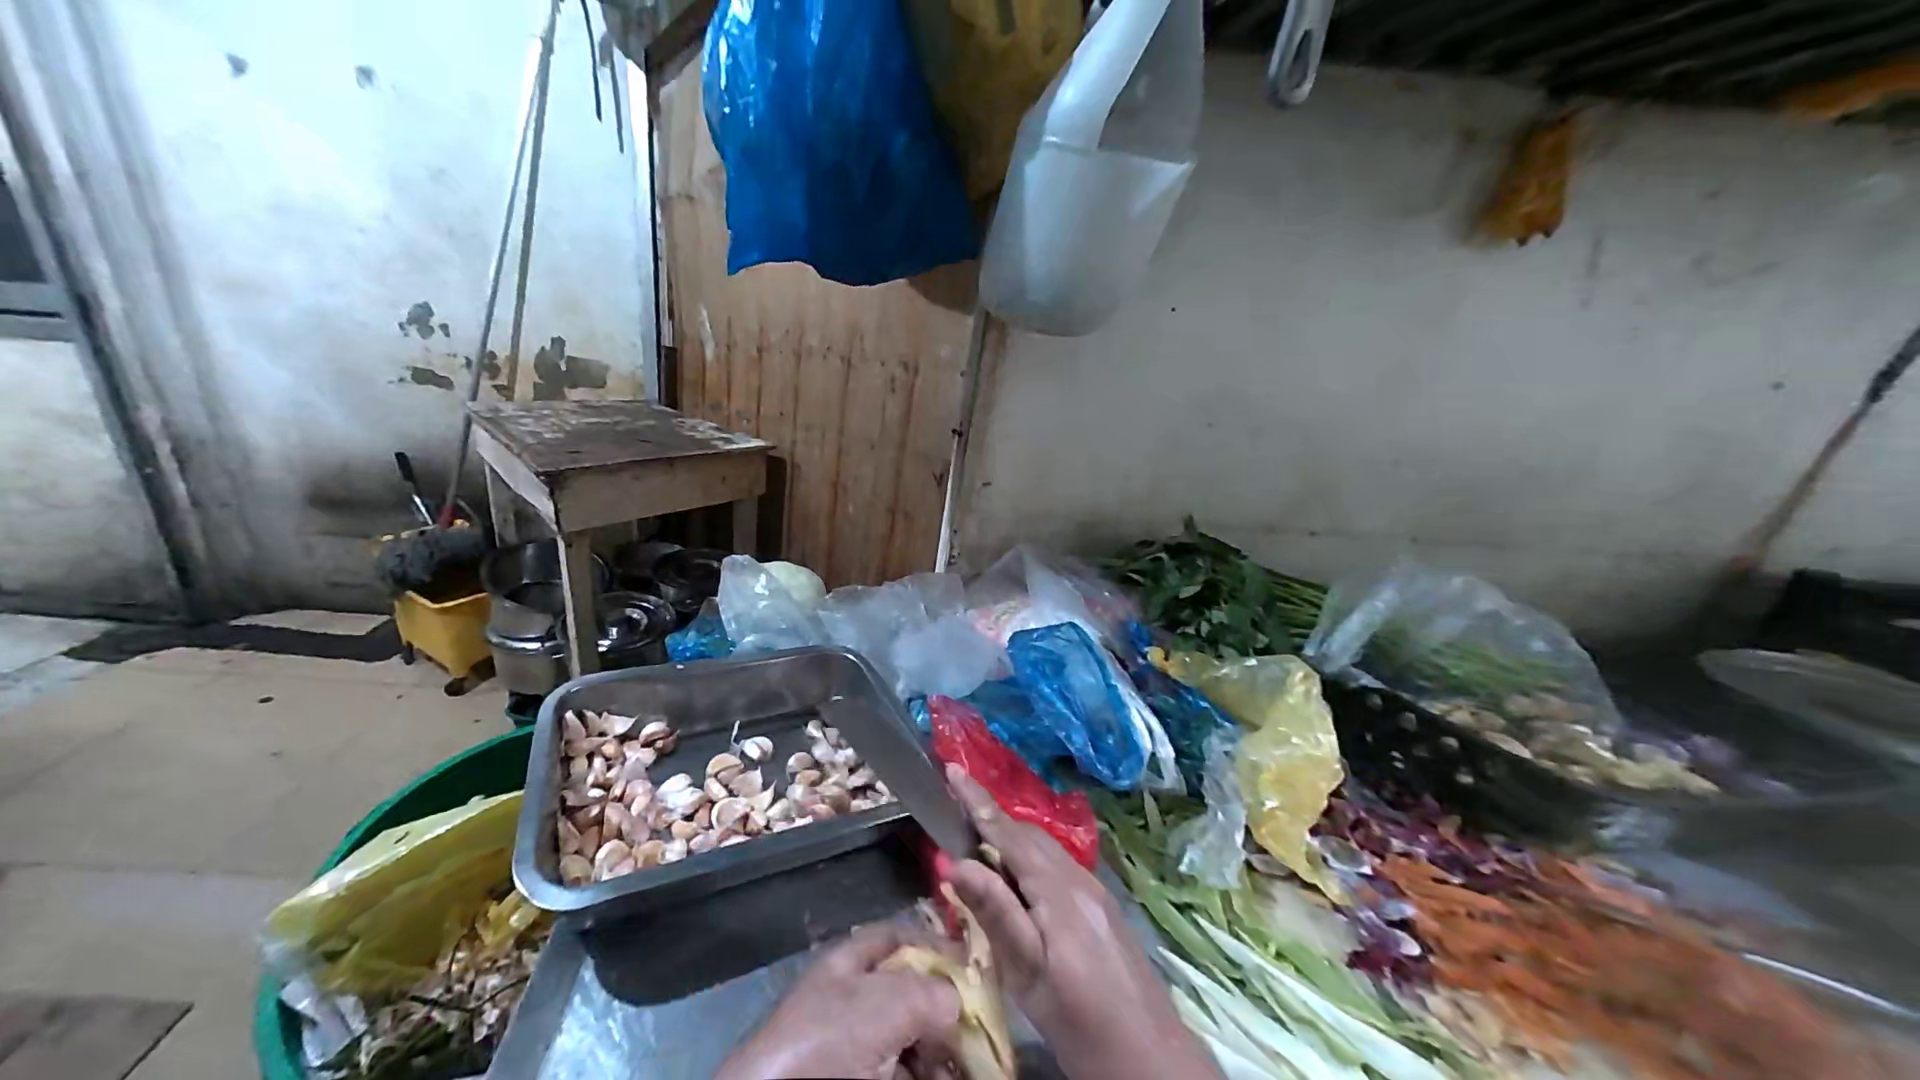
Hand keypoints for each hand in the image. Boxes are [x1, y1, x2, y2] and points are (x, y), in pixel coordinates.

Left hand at [715, 923, 961, 1079]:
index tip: (975, 963)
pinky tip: (953, 1075)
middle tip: (983, 1021)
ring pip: (913, 1036)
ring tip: (976, 1058)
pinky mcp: (864, 1078)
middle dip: (949, 1004)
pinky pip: (906, 1069)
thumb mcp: (887, 1001)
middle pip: (912, 990)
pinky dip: (933, 1072)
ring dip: (947, 1046)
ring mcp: (857, 1045)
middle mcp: (855, 998)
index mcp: (851, 962)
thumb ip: (932, 991)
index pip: (900, 937)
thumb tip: (956, 1002)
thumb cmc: (832, 1037)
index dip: (937, 945)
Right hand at [944, 765, 1219, 1079]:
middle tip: (954, 812)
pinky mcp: (1102, 908)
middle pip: (1028, 836)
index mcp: (1058, 889)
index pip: (1008, 833)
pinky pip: (1057, 867)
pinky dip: (1029, 861)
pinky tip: (1018, 885)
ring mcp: (1095, 892)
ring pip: (1045, 850)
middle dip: (991, 818)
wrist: (1149, 1055)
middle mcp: (1079, 879)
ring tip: (977, 846)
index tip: (953, 769)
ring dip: (1010, 840)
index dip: (978, 801)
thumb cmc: (1080, 1019)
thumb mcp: (1028, 972)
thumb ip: (995, 912)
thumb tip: (955, 862)